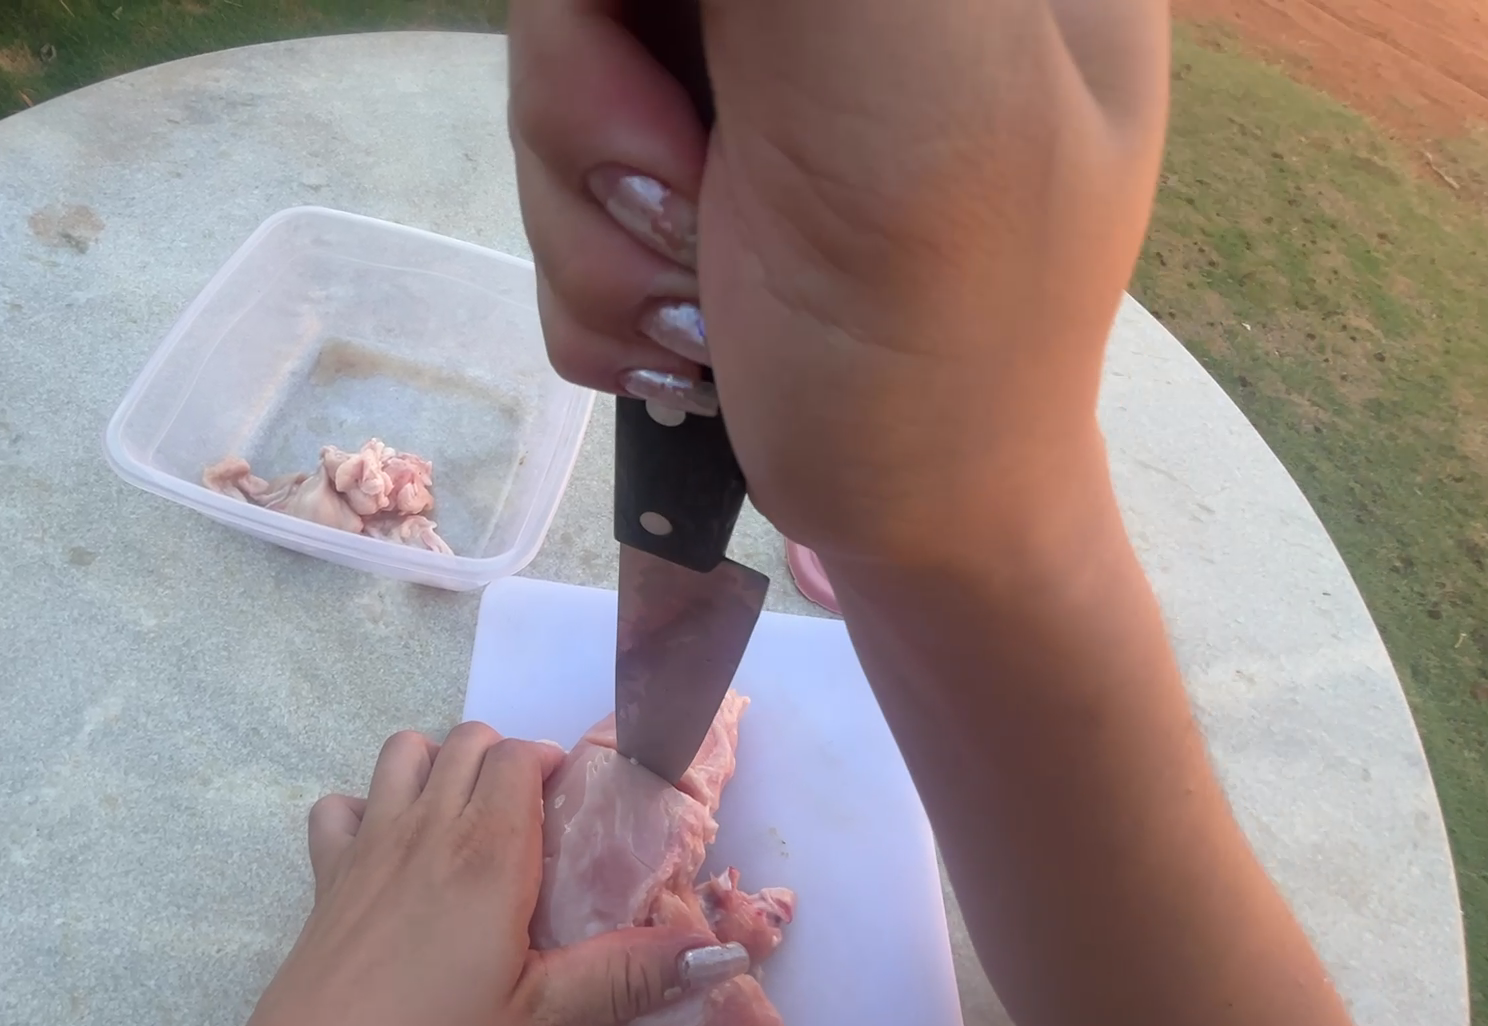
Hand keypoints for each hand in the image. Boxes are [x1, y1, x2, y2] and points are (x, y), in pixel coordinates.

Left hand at [208, 723, 744, 1025]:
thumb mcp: (541, 1017)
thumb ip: (627, 974)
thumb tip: (715, 951)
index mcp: (488, 849)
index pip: (519, 754)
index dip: (546, 761)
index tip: (563, 798)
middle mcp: (429, 824)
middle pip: (467, 738)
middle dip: (500, 755)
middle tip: (520, 812)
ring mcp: (371, 839)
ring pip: (403, 749)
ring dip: (434, 762)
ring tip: (457, 813)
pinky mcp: (326, 870)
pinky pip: (338, 806)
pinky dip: (363, 808)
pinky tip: (383, 848)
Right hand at [510, 0, 1169, 561]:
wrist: (909, 512)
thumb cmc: (941, 351)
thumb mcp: (913, 109)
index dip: (617, 21)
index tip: (680, 147)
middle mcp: (796, 11)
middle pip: (577, 5)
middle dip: (594, 132)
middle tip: (692, 218)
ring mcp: (718, 109)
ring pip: (545, 120)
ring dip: (598, 249)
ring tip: (702, 314)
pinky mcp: (661, 210)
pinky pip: (552, 225)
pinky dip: (597, 305)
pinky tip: (685, 348)